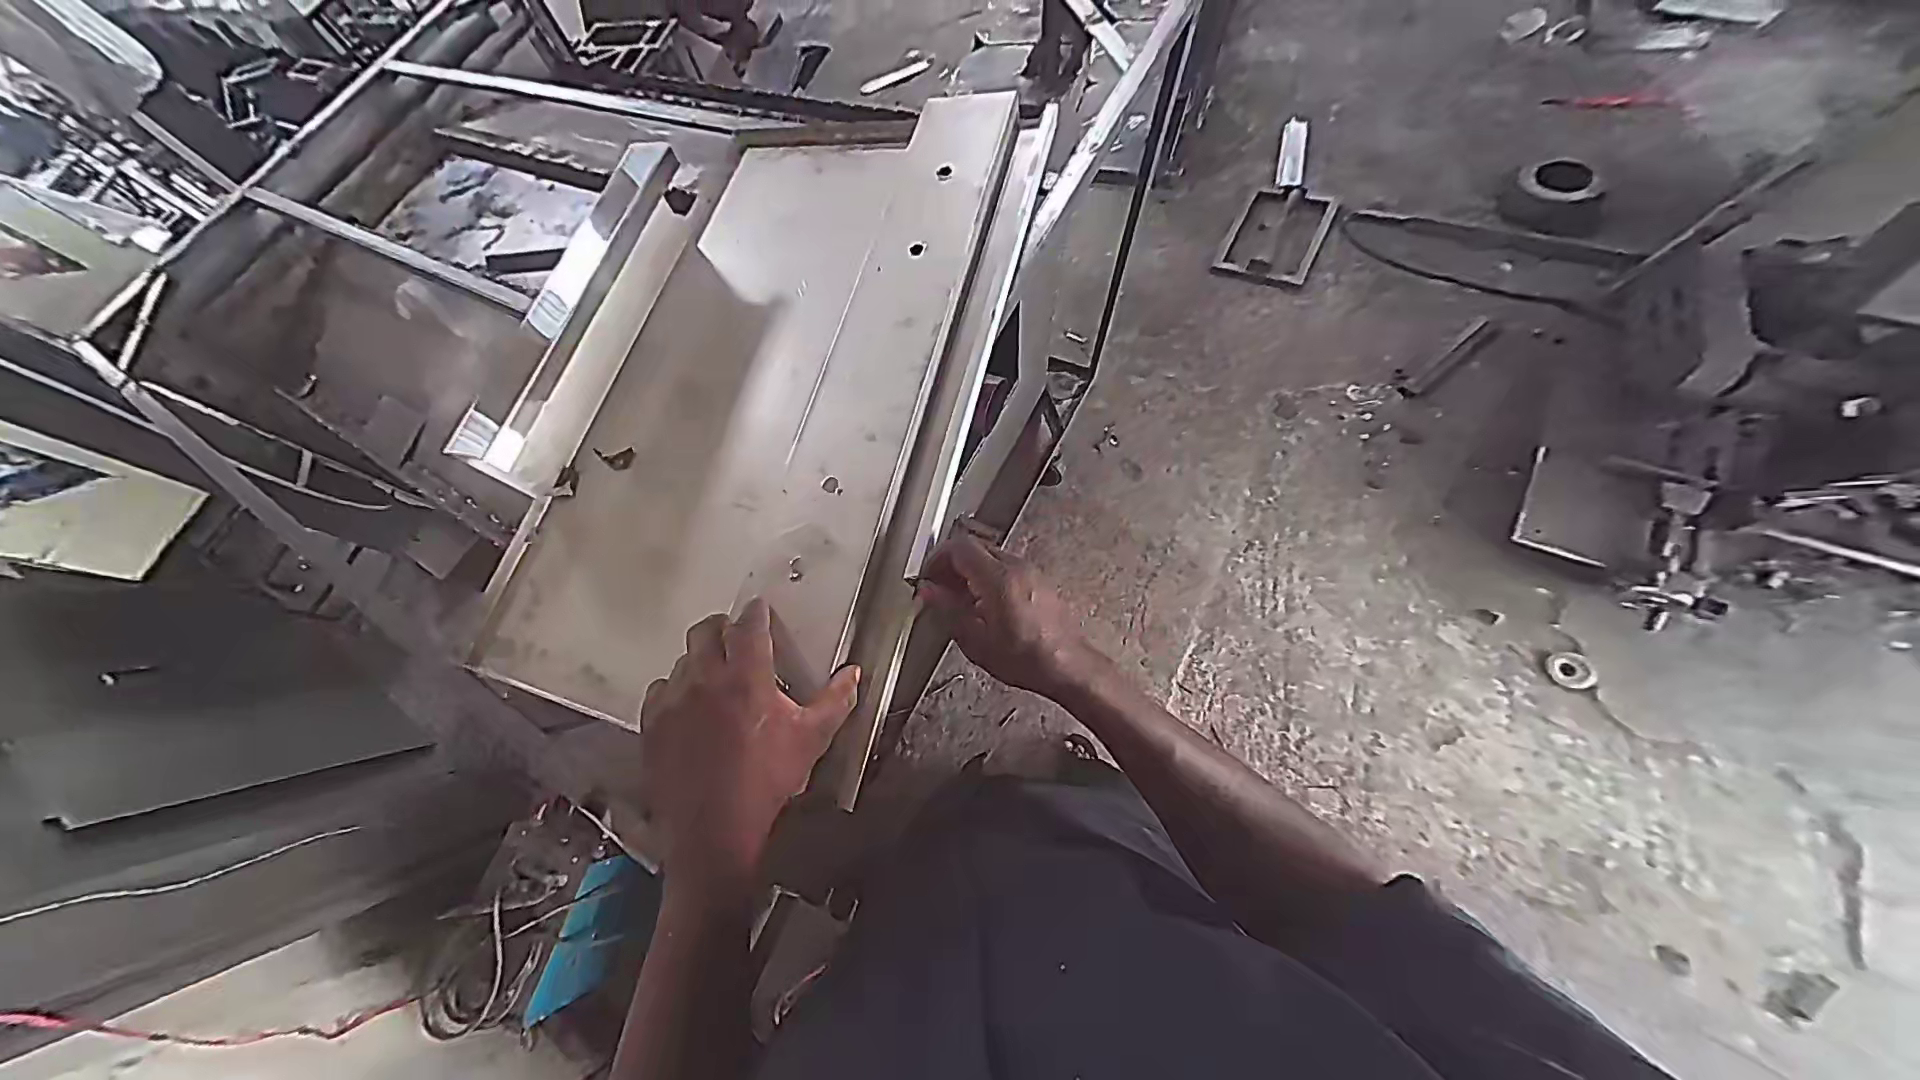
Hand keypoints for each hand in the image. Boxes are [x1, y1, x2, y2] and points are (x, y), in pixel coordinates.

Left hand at [639, 599, 858, 892]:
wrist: (714, 832)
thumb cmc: (768, 781)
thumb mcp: (811, 740)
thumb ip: (836, 701)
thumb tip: (854, 674)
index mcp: (747, 677)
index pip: (749, 625)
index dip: (757, 613)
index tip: (761, 610)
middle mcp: (705, 679)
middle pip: (707, 629)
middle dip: (724, 627)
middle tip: (738, 640)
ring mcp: (673, 700)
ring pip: (683, 659)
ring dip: (701, 660)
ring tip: (717, 679)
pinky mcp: (652, 723)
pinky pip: (661, 688)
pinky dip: (676, 689)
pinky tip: (690, 707)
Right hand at [914, 526, 1105, 698]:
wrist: (1068, 667)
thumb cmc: (1028, 659)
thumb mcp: (976, 641)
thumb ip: (948, 610)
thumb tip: (928, 591)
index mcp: (999, 579)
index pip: (959, 547)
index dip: (937, 560)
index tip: (928, 578)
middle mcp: (1017, 568)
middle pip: (974, 547)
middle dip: (952, 565)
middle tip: (940, 589)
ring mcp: (1031, 571)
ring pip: (990, 556)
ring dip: (970, 572)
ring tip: (960, 601)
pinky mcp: (1039, 580)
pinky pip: (1006, 567)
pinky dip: (989, 577)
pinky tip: (984, 605)